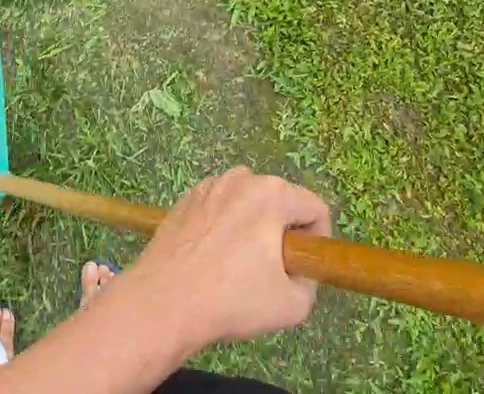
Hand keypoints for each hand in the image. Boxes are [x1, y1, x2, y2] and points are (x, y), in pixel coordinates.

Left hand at [120, 167, 331, 351]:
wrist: (165, 300)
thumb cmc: (233, 299)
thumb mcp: (293, 305)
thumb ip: (309, 282)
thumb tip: (297, 271)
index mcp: (271, 194)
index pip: (315, 208)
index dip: (318, 240)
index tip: (303, 267)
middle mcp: (240, 179)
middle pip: (280, 201)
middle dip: (283, 232)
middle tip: (272, 270)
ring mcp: (208, 186)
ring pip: (247, 201)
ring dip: (253, 225)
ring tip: (240, 264)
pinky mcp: (185, 199)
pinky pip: (219, 207)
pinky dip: (224, 225)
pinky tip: (212, 257)